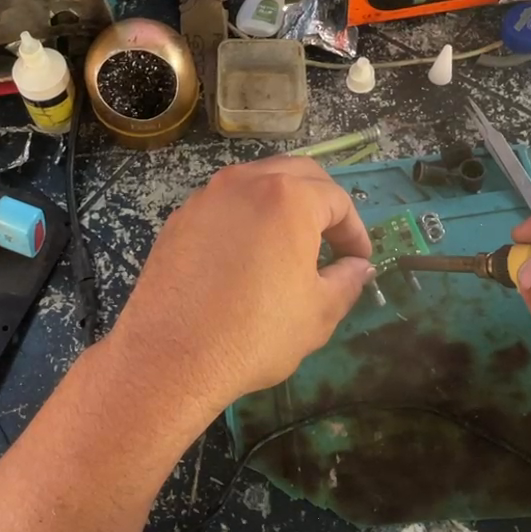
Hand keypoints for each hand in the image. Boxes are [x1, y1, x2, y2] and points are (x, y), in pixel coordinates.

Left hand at [107, 157, 376, 416]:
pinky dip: (246, 216)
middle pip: (297, 174)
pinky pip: (224, 203)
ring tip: (291, 244)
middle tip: (332, 241)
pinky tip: (246, 254)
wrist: (171, 356)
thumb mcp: (318, 312)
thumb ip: (347, 280)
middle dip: (323, 203)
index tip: (359, 259)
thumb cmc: (255, 333)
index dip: (354, 230)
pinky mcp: (179, 218)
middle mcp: (245, 182)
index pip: (336, 200)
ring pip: (257, 182)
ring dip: (283, 203)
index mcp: (288, 197)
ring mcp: (207, 196)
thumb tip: (358, 267)